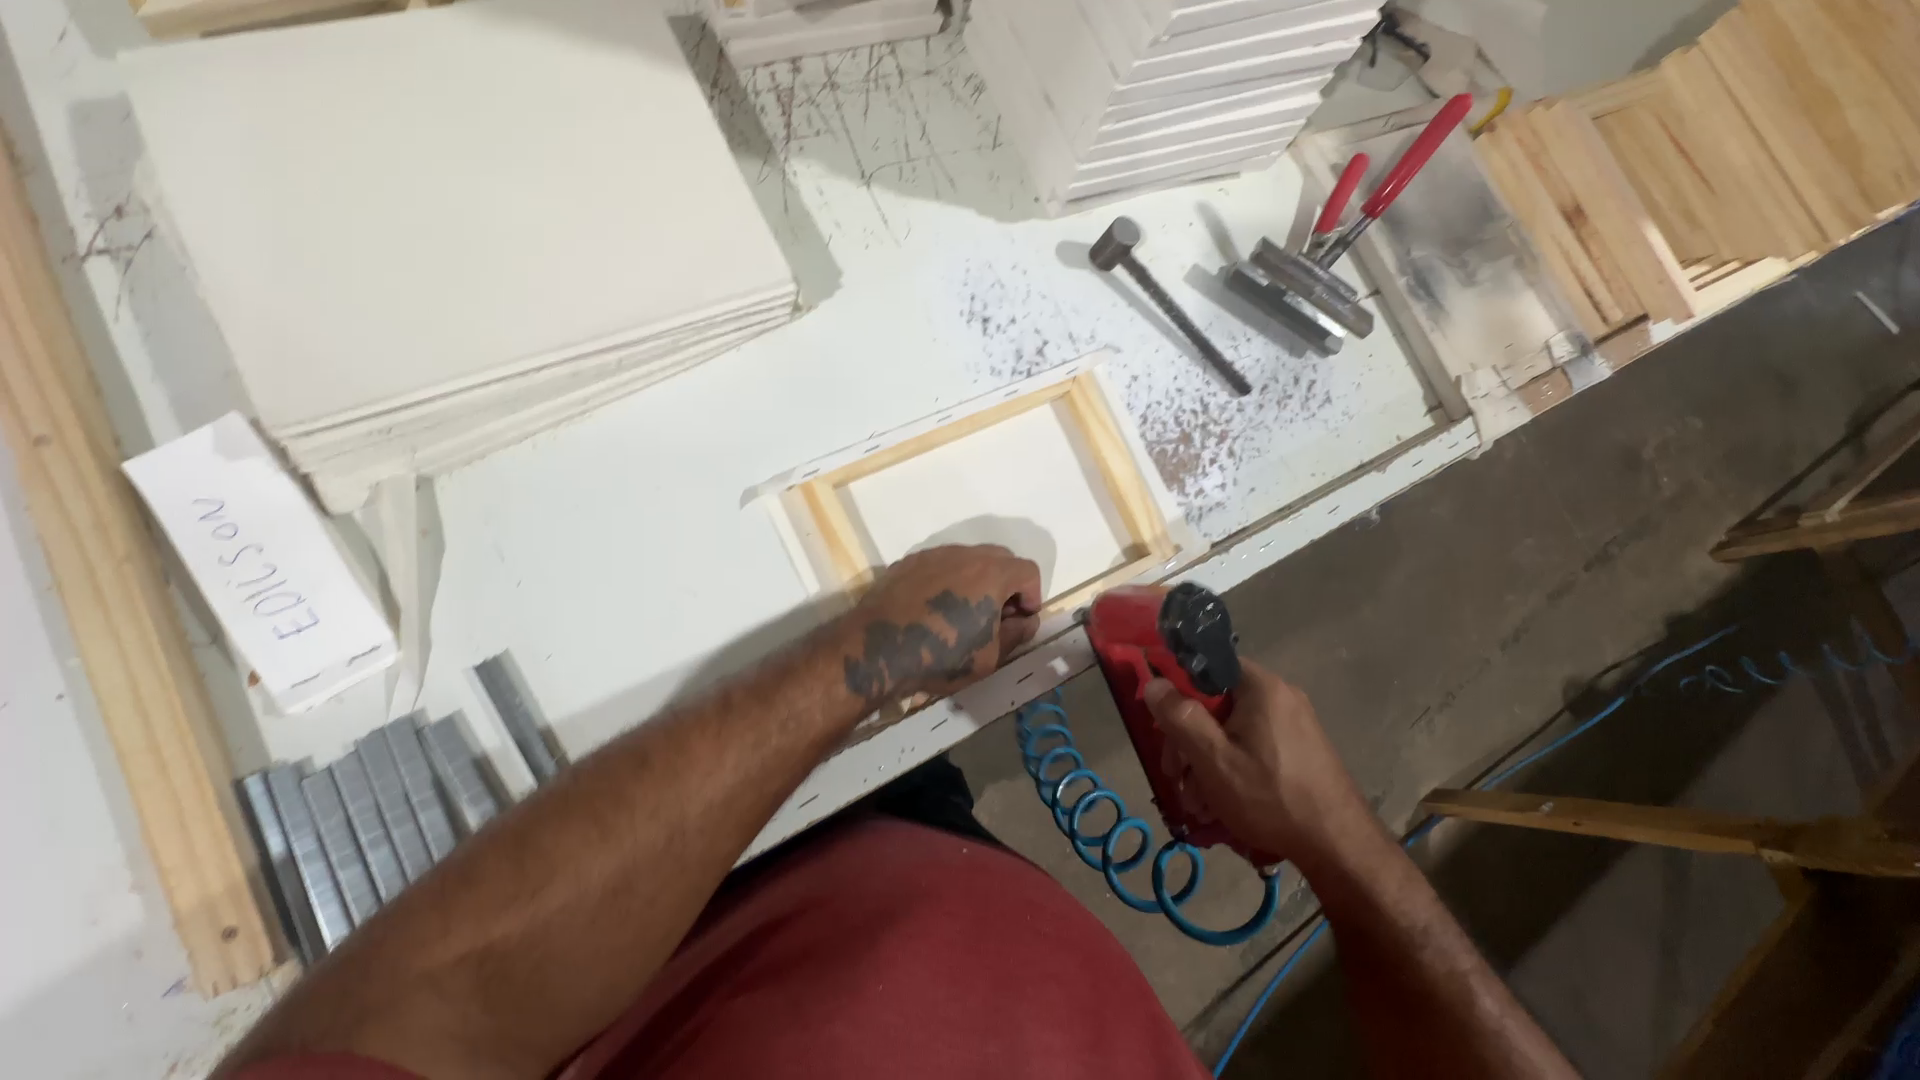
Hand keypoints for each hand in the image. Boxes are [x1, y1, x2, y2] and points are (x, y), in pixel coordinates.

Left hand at [838, 545, 1042, 705]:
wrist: (877, 648)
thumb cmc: (941, 655)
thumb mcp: (989, 657)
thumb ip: (1016, 634)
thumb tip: (1026, 621)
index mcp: (992, 573)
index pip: (1028, 571)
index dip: (1031, 597)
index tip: (1019, 621)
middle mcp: (964, 554)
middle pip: (999, 559)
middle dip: (1006, 585)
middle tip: (996, 617)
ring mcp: (932, 555)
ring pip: (967, 559)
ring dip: (975, 582)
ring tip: (962, 615)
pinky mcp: (907, 563)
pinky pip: (939, 566)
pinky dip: (946, 582)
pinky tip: (932, 611)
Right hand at [1145, 661, 1375, 865]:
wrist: (1338, 846)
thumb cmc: (1270, 797)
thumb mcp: (1214, 759)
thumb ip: (1180, 717)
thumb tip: (1154, 682)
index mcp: (1260, 687)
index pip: (1207, 666)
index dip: (1177, 693)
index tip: (1162, 729)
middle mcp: (1280, 696)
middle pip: (1216, 702)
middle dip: (1188, 740)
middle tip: (1176, 777)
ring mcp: (1294, 723)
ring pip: (1232, 729)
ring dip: (1206, 761)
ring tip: (1198, 803)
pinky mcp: (1300, 749)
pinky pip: (1253, 745)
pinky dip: (1232, 767)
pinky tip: (1221, 802)